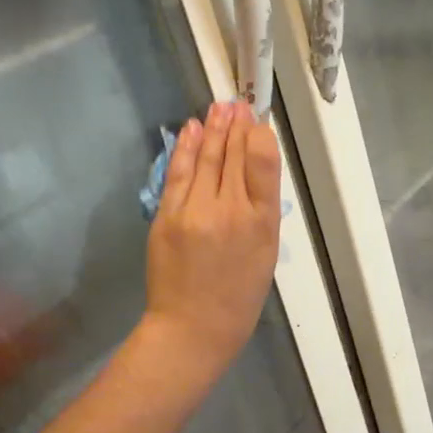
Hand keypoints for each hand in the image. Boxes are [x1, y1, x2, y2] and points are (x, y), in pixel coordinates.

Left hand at [139, 102, 281, 376]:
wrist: (193, 328)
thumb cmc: (239, 295)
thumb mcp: (265, 252)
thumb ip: (261, 207)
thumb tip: (253, 166)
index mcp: (262, 222)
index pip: (261, 162)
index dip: (258, 135)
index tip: (256, 120)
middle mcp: (230, 210)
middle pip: (232, 154)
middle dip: (235, 126)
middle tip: (237, 104)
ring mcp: (194, 211)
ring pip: (205, 158)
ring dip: (213, 129)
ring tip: (219, 108)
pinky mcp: (167, 216)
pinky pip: (178, 173)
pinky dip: (185, 147)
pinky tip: (191, 129)